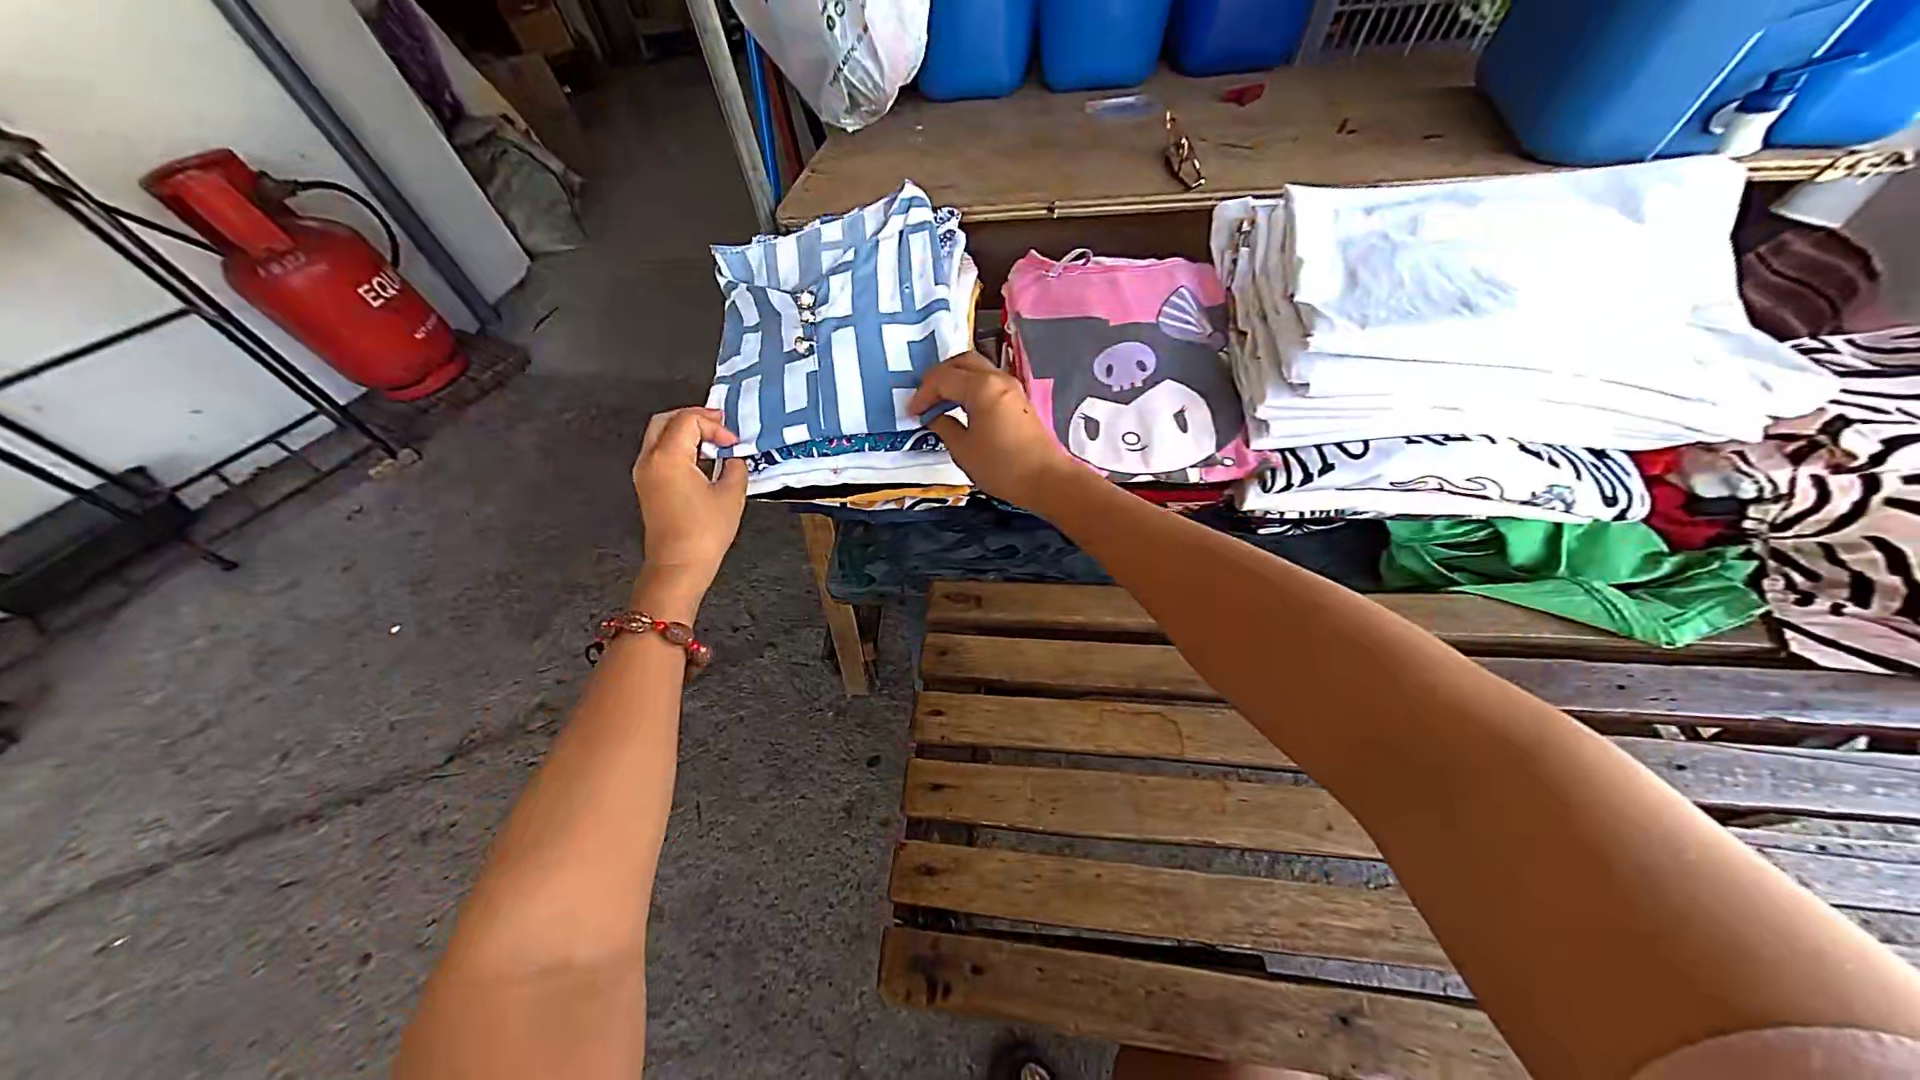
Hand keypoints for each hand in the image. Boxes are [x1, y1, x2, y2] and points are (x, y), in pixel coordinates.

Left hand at [631, 407, 747, 604]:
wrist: (679, 565)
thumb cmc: (703, 534)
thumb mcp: (732, 494)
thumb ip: (735, 466)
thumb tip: (733, 458)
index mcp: (668, 457)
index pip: (688, 420)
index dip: (714, 425)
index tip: (732, 441)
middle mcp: (650, 461)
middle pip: (667, 420)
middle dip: (695, 418)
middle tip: (720, 424)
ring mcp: (645, 474)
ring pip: (660, 435)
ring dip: (686, 432)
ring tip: (713, 441)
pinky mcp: (647, 486)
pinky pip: (660, 453)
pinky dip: (679, 447)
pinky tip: (701, 458)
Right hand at [908, 352, 1084, 508]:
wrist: (1046, 480)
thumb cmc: (1002, 467)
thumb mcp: (963, 450)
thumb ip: (944, 427)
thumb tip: (935, 417)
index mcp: (981, 387)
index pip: (943, 378)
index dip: (923, 394)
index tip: (913, 412)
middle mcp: (998, 379)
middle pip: (962, 362)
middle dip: (939, 376)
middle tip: (925, 397)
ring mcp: (1012, 388)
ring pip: (977, 369)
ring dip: (956, 379)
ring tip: (941, 402)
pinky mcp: (1019, 401)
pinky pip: (989, 382)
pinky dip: (970, 388)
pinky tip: (962, 408)